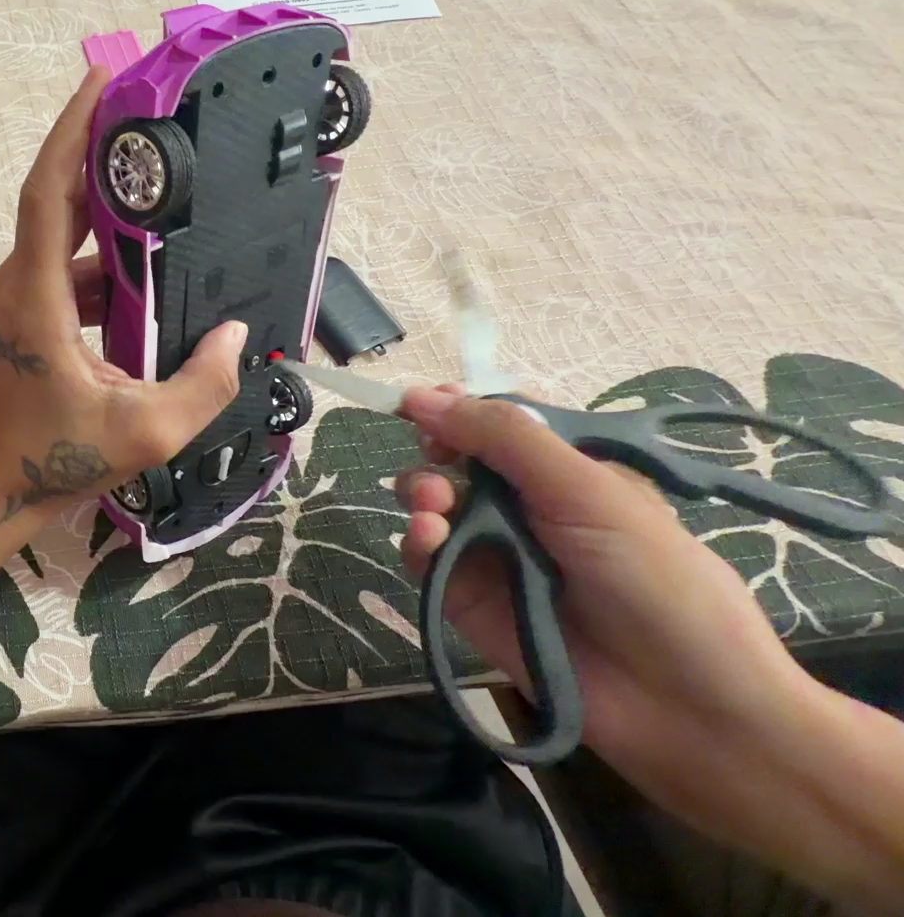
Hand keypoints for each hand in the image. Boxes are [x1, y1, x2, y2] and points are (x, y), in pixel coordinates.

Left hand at [0, 65, 246, 557]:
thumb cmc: (55, 463)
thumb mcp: (147, 433)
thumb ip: (204, 384)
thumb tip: (237, 338)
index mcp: (32, 302)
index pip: (47, 195)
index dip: (71, 132)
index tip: (99, 83)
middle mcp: (7, 290)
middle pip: (54, 208)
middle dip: (100, 167)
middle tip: (150, 132)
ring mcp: (0, 305)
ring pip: (57, 250)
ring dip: (107, 239)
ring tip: (163, 228)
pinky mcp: (5, 322)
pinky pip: (51, 279)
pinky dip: (93, 276)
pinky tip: (136, 292)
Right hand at [395, 387, 823, 814]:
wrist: (680, 701)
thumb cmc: (653, 579)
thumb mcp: (588, 491)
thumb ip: (506, 438)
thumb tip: (424, 394)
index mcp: (565, 474)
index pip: (499, 426)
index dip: (460, 410)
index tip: (423, 403)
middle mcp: (523, 508)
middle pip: (455, 459)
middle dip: (435, 449)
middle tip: (435, 456)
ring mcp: (491, 552)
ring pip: (430, 502)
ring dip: (420, 491)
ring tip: (430, 505)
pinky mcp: (462, 595)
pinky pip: (423, 554)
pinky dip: (415, 539)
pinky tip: (427, 536)